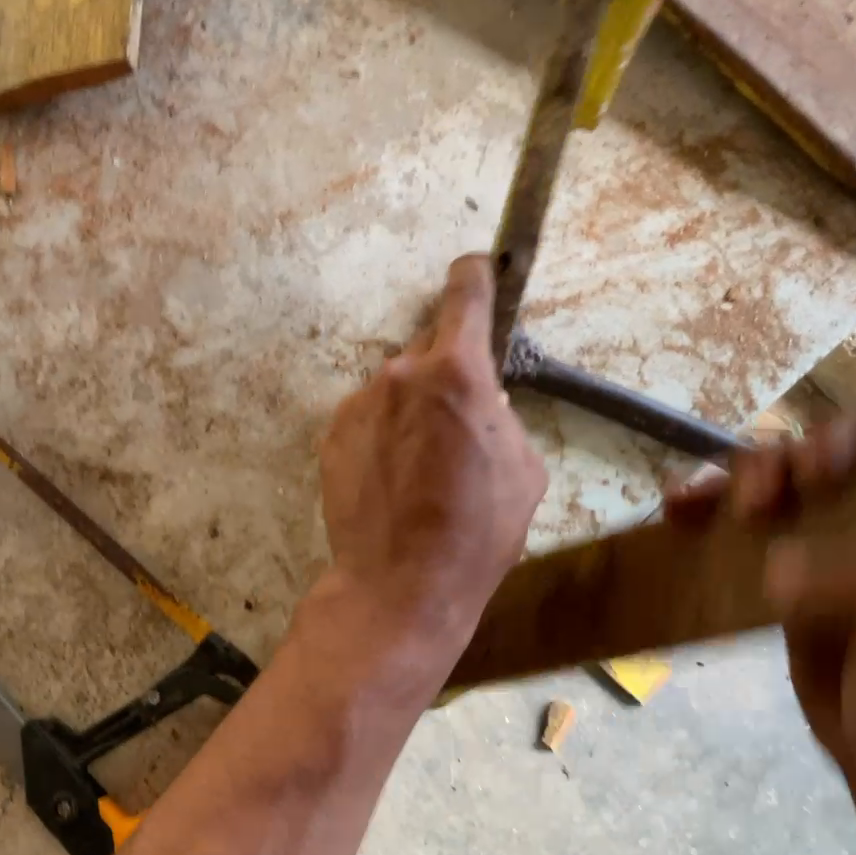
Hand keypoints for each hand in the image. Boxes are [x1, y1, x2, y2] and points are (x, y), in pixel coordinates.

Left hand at [318, 255, 548, 639]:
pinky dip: (381, 436)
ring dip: (410, 411)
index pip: (465, 294)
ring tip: (421, 470)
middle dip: (445, 375)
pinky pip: (368, 419)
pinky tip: (391, 480)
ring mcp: (358, 405)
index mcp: (458, 373)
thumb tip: (481, 406)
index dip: (476, 277)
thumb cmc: (476, 531)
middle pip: (427, 351)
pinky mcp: (332, 436)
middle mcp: (400, 374)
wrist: (400, 583)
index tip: (478, 270)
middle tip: (455, 427)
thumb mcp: (523, 469)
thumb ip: (501, 417)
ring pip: (395, 389)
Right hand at [665, 420, 855, 794]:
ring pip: (766, 495)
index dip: (845, 443)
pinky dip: (702, 522)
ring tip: (685, 500)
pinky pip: (737, 540)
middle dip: (772, 467)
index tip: (813, 475)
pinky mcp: (780, 586)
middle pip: (813, 462)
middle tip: (752, 506)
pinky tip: (675, 516)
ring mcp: (825, 555)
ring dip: (724, 487)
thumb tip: (773, 568)